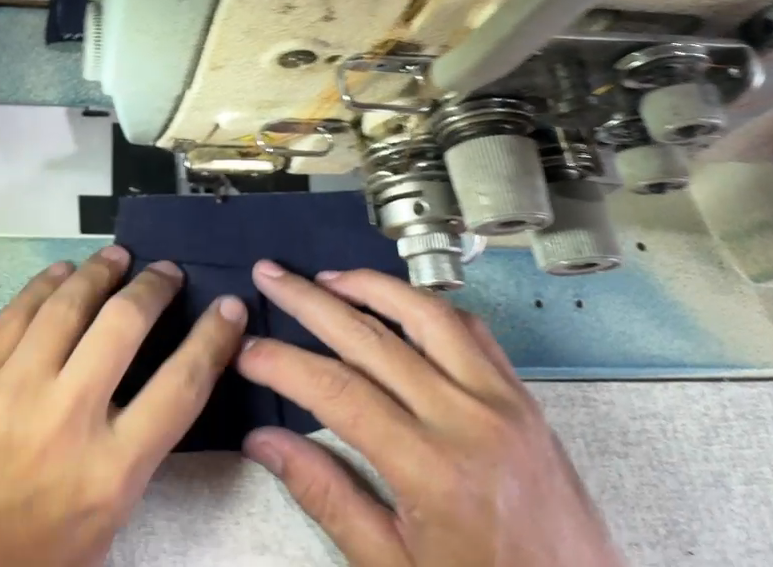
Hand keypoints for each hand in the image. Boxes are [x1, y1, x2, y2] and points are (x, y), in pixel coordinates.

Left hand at [0, 246, 247, 566]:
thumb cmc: (10, 563)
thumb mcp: (93, 535)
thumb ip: (125, 465)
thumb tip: (148, 402)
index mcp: (108, 472)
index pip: (180, 388)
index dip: (213, 341)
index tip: (230, 308)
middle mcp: (68, 418)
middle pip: (125, 326)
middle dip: (154, 288)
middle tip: (167, 271)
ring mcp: (13, 386)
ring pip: (69, 305)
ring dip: (100, 272)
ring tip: (118, 257)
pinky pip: (16, 311)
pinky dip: (44, 284)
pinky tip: (60, 272)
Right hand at [236, 260, 622, 566]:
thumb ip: (325, 495)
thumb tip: (263, 442)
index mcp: (433, 471)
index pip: (338, 392)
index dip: (284, 364)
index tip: (247, 349)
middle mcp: (469, 420)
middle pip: (373, 339)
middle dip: (311, 302)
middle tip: (269, 276)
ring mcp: (503, 402)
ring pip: (426, 316)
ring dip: (370, 287)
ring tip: (326, 278)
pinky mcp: (525, 399)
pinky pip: (473, 332)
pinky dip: (427, 307)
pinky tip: (398, 303)